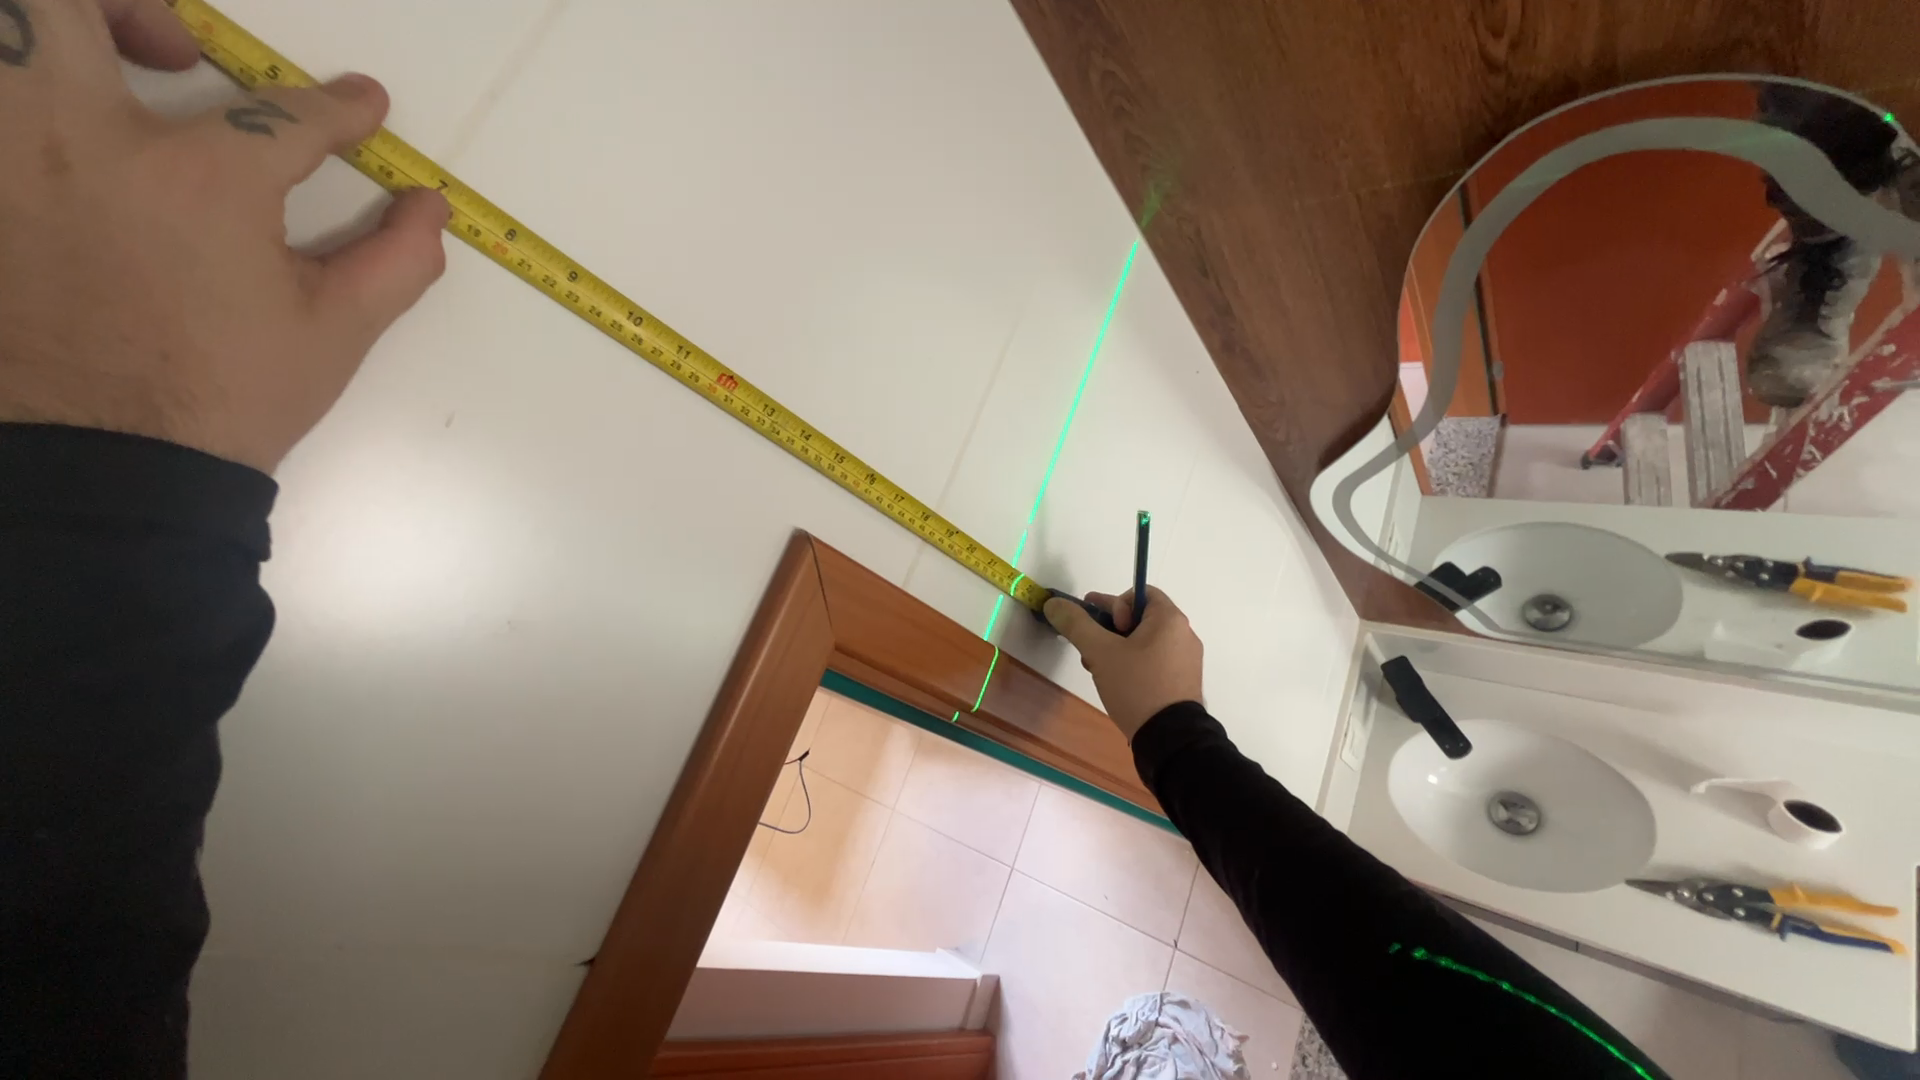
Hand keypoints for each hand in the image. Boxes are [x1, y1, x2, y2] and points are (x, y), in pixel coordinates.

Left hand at [0, 0, 449, 472]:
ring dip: (58, 32)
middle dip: (139, 7)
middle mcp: (81, 140)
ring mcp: (1, 159)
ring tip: (102, 75)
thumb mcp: (339, 329)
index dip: (340, 108)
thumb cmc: (235, 391)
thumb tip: (432, 207)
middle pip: (71, 3)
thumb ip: (398, 259)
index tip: (364, 102)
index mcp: (203, 182)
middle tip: (180, 53)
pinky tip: (60, 145)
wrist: (110, 458)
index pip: (286, 116)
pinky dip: (17, 103)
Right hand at [1044, 586, 1203, 740]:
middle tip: (1091, 647)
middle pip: (1140, 617)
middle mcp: (1184, 634)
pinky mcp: (1183, 682)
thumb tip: (1054, 603)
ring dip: (1118, 647)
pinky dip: (1134, 663)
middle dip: (1109, 628)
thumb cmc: (1136, 686)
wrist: (1170, 739)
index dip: (1113, 603)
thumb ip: (1076, 624)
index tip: (1098, 625)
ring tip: (1099, 668)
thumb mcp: (1100, 652)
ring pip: (1145, 641)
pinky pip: (1155, 661)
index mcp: (1170, 619)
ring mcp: (1186, 660)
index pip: (1139, 592)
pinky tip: (1117, 682)